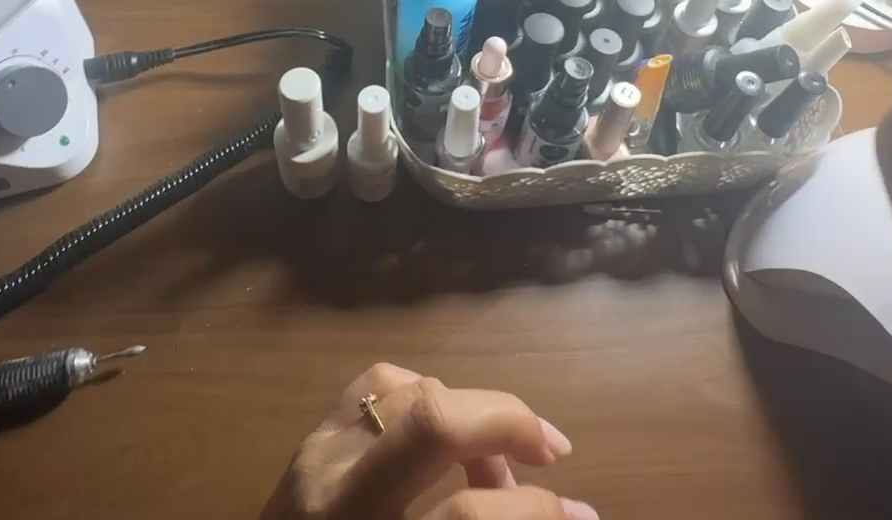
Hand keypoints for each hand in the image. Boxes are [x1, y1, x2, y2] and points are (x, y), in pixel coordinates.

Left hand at [261, 363, 596, 519]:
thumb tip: (565, 513)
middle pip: (431, 421)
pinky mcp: (309, 438)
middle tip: (554, 453)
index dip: (535, 512)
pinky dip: (425, 395)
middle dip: (507, 422)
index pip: (464, 516)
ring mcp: (316, 456)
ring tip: (500, 461)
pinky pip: (376, 384)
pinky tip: (445, 425)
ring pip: (408, 392)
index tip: (582, 515)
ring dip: (472, 414)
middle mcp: (337, 495)